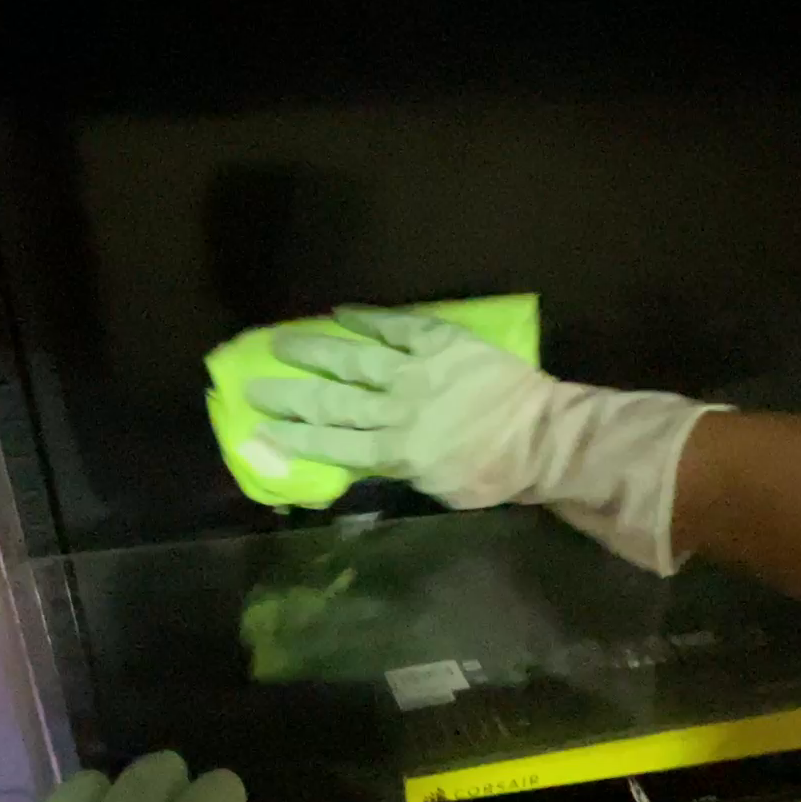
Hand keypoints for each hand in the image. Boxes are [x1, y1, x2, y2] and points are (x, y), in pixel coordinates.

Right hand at [247, 306, 728, 574]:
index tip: (259, 427)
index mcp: (397, 452)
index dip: (293, 436)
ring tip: (281, 340)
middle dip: (291, 393)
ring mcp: (419, 371)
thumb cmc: (492, 475)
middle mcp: (399, 409)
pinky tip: (342, 312)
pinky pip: (398, 325)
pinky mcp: (442, 343)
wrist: (546, 440)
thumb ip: (395, 470)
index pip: (333, 443)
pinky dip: (369, 318)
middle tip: (254, 382)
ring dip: (316, 349)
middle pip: (333, 400)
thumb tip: (359, 456)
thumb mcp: (437, 489)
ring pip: (356, 358)